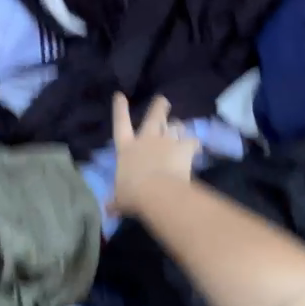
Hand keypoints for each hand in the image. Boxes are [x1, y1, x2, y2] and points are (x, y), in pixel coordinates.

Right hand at [111, 93, 199, 217]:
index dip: (120, 109)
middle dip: (159, 106)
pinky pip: (193, 141)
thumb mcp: (120, 199)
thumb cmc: (133, 195)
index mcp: (126, 148)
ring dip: (178, 127)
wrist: (157, 193)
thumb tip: (108, 210)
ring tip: (180, 130)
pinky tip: (197, 148)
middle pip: (154, 116)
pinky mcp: (184, 147)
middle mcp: (146, 139)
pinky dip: (194, 145)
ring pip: (175, 126)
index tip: (120, 95)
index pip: (120, 124)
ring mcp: (166, 141)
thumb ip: (116, 201)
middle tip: (164, 100)